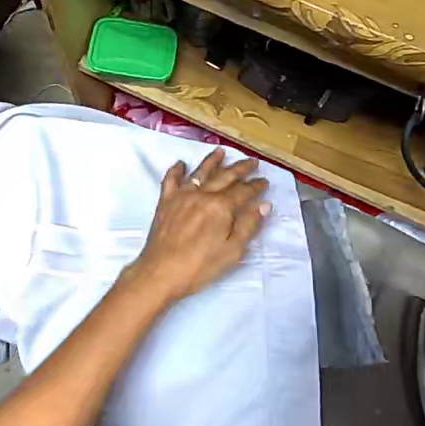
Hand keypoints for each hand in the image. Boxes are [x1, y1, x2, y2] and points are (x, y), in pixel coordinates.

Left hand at [125, 148, 270, 301]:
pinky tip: (181, 164)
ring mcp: (182, 196)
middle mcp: (202, 195)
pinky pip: (171, 180)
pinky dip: (176, 170)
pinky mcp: (166, 202)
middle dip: (241, 168)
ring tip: (221, 151)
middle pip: (225, 176)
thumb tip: (264, 205)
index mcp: (221, 207)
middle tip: (252, 162)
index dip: (256, 186)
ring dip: (212, 161)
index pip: (244, 191)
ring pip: (200, 172)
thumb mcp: (233, 251)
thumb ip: (249, 225)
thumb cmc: (200, 266)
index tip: (265, 181)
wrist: (160, 273)